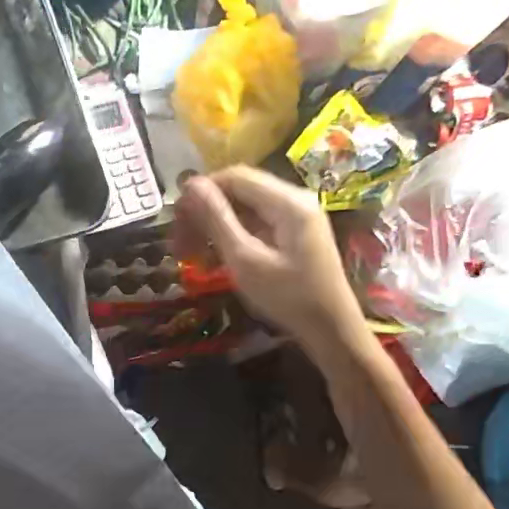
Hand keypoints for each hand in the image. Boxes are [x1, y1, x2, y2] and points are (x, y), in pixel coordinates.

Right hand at [176, 166, 369, 353]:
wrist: (333, 331)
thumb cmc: (289, 298)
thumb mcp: (246, 260)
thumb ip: (217, 219)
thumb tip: (191, 184)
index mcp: (288, 200)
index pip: (234, 176)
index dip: (200, 192)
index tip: (176, 221)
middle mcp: (296, 199)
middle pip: (240, 190)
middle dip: (206, 212)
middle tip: (180, 244)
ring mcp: (299, 217)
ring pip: (247, 209)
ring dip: (218, 227)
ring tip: (195, 256)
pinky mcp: (298, 234)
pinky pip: (259, 224)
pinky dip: (236, 237)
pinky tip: (219, 260)